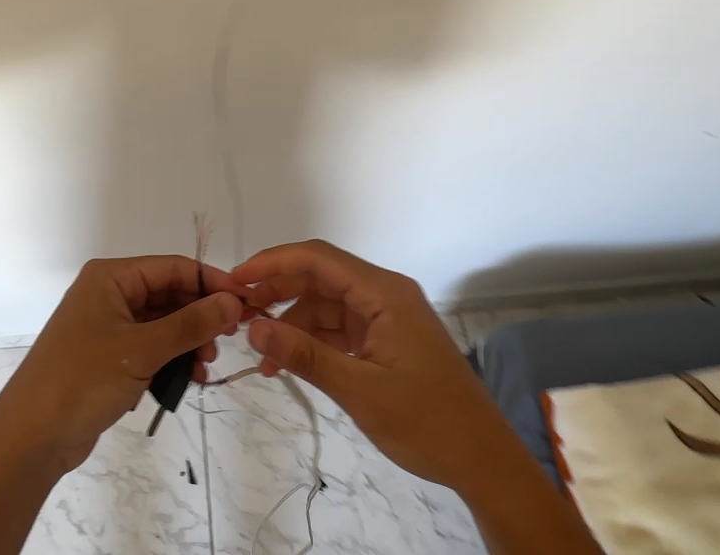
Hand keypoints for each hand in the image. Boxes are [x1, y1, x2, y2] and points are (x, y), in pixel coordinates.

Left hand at [0, 256, 248, 473]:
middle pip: (168, 294)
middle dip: (200, 315)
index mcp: (111, 277)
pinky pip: (151, 347)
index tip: (245, 303)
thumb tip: (232, 303)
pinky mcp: (108, 356)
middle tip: (229, 340)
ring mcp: (107, 326)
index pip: (172, 267)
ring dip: (188, 340)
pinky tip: (190, 379)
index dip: (210, 283)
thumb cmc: (82, 380)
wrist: (31, 436)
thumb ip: (190, 325)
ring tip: (207, 365)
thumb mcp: (142, 350)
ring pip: (162, 323)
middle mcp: (109, 294)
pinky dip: (172, 359)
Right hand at [233, 240, 503, 491]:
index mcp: (384, 293)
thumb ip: (304, 356)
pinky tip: (287, 364)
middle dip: (278, 291)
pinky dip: (312, 341)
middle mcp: (385, 294)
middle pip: (320, 276)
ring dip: (292, 322)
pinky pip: (339, 327)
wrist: (483, 461)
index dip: (273, 263)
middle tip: (238, 313)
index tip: (236, 280)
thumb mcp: (360, 390)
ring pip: (326, 303)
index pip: (318, 258)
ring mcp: (386, 317)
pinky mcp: (386, 339)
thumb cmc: (427, 422)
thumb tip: (252, 329)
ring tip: (261, 352)